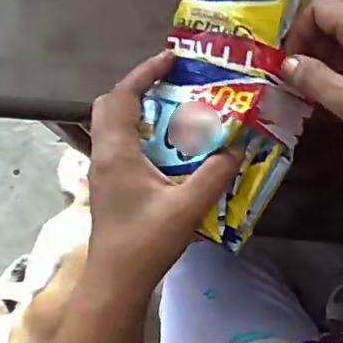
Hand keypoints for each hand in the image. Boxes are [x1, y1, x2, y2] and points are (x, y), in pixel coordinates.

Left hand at [83, 52, 240, 292]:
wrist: (116, 282)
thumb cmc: (145, 242)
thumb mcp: (187, 206)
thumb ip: (215, 174)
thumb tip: (238, 147)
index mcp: (116, 151)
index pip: (122, 95)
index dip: (145, 72)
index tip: (171, 59)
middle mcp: (104, 156)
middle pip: (111, 106)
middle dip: (139, 88)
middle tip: (172, 85)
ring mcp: (103, 173)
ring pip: (115, 128)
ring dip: (142, 113)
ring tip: (177, 113)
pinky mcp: (110, 188)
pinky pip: (122, 148)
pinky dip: (143, 137)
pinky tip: (170, 152)